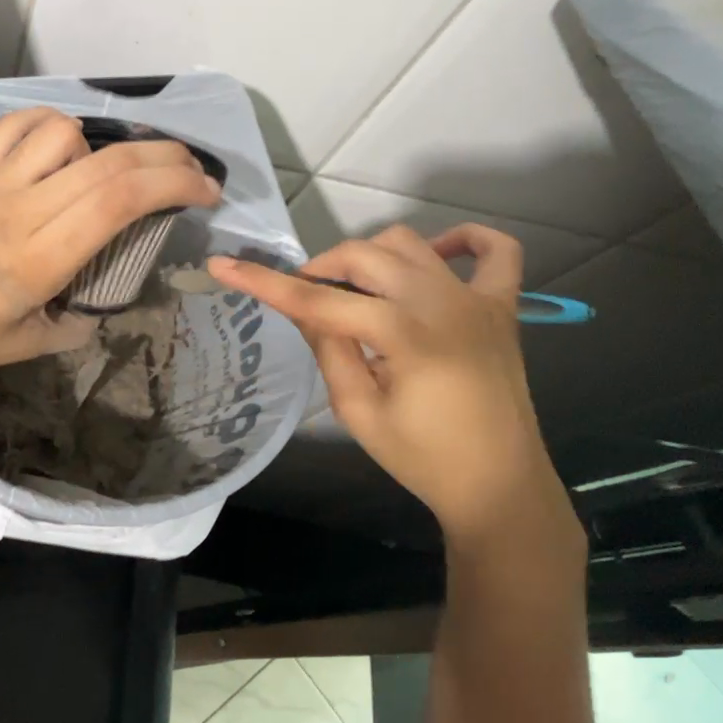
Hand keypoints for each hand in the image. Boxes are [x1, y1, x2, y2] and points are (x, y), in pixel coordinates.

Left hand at [0, 108, 221, 397]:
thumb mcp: (31, 345)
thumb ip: (82, 318)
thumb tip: (111, 292)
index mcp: (37, 261)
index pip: (119, 201)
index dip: (174, 186)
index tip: (206, 194)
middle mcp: (17, 212)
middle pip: (106, 162)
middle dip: (165, 157)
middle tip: (192, 171)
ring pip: (61, 133)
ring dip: (105, 142)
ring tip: (114, 171)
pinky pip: (12, 128)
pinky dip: (49, 125)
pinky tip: (62, 147)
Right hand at [206, 225, 573, 544]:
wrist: (498, 483)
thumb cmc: (421, 457)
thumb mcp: (357, 410)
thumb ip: (327, 349)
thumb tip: (301, 306)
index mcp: (404, 335)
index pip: (319, 299)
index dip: (265, 282)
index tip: (222, 266)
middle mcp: (441, 302)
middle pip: (363, 256)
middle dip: (321, 268)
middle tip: (304, 298)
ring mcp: (476, 299)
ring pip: (409, 243)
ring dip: (370, 255)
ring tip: (354, 289)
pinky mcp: (501, 307)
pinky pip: (495, 250)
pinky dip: (464, 239)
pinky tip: (435, 254)